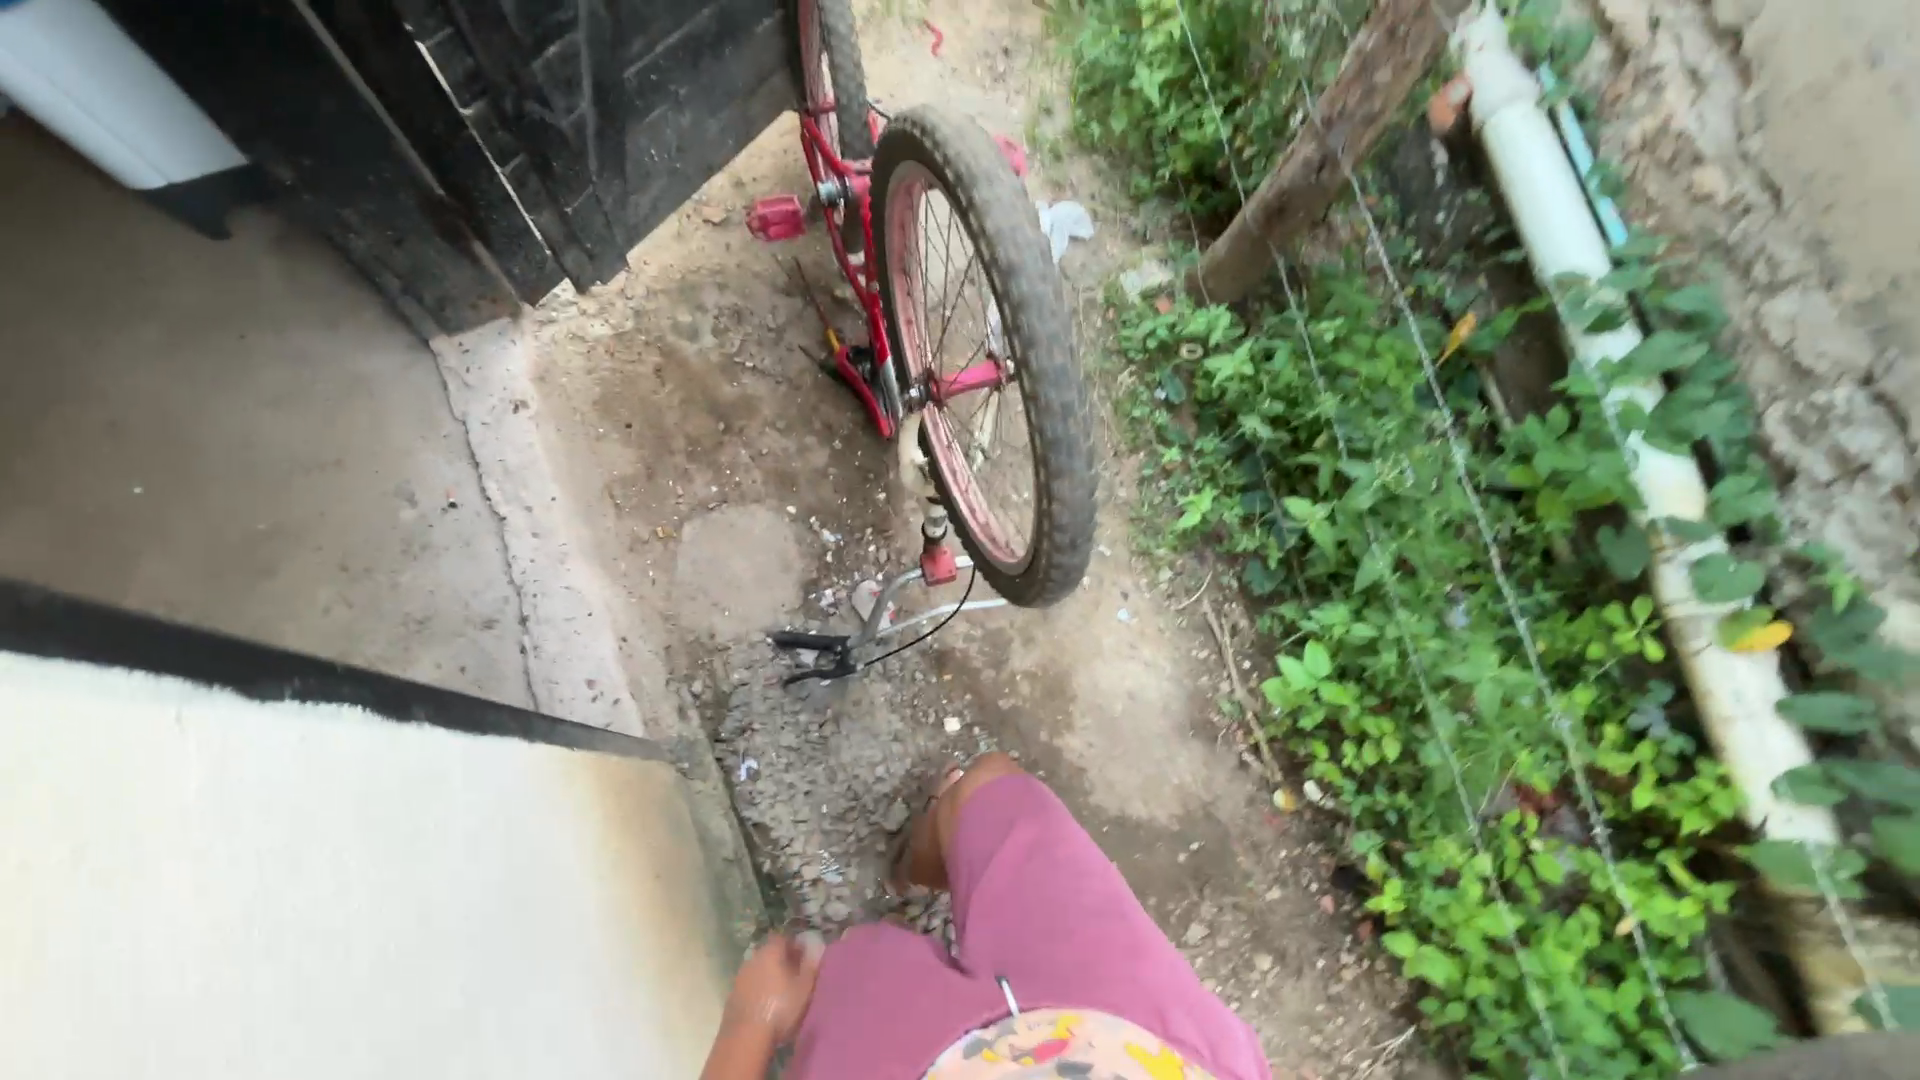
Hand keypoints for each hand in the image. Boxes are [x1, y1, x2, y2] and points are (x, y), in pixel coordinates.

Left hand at [720, 932, 824, 1046]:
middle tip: (794, 975)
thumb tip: (815, 947)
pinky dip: (758, 990)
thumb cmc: (781, 1008)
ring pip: (758, 969)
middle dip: (781, 960)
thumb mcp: (805, 987)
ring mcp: (740, 977)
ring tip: (780, 992)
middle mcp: (753, 958)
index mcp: (771, 951)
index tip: (803, 958)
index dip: (793, 945)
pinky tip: (765, 1005)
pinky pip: (749, 985)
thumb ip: (811, 964)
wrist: (745, 1038)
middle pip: (769, 952)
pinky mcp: (732, 996)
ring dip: (768, 975)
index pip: (782, 938)